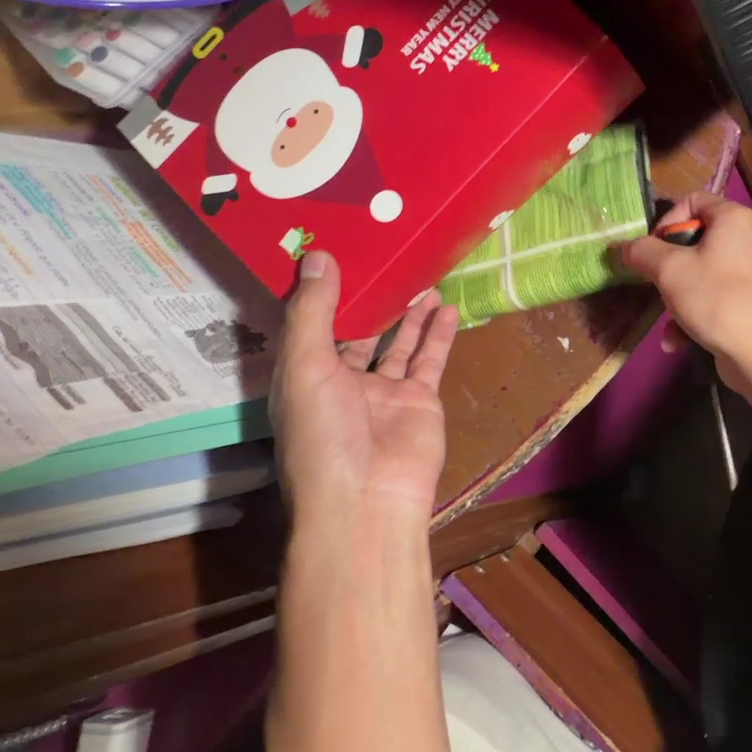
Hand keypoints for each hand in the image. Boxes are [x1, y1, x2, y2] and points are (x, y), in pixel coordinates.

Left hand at [269, 251, 459, 523]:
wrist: (369, 496)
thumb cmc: (323, 433)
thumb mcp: (306, 367)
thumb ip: (314, 311)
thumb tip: (318, 256)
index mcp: (303, 378)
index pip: (311, 328)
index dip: (322, 294)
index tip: (333, 255)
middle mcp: (342, 383)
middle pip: (358, 333)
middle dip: (372, 302)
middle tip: (388, 262)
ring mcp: (384, 392)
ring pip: (398, 343)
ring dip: (410, 313)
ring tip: (424, 278)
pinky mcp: (420, 399)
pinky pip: (429, 359)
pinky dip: (439, 333)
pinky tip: (448, 306)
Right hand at [620, 193, 751, 395]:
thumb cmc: (716, 299)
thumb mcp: (669, 271)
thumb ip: (642, 252)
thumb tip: (623, 246)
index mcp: (734, 219)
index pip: (693, 200)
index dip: (666, 221)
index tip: (651, 249)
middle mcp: (750, 238)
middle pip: (697, 239)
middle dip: (669, 266)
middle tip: (654, 282)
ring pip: (704, 273)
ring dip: (678, 297)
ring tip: (668, 319)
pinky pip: (717, 297)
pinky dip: (696, 314)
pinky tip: (678, 340)